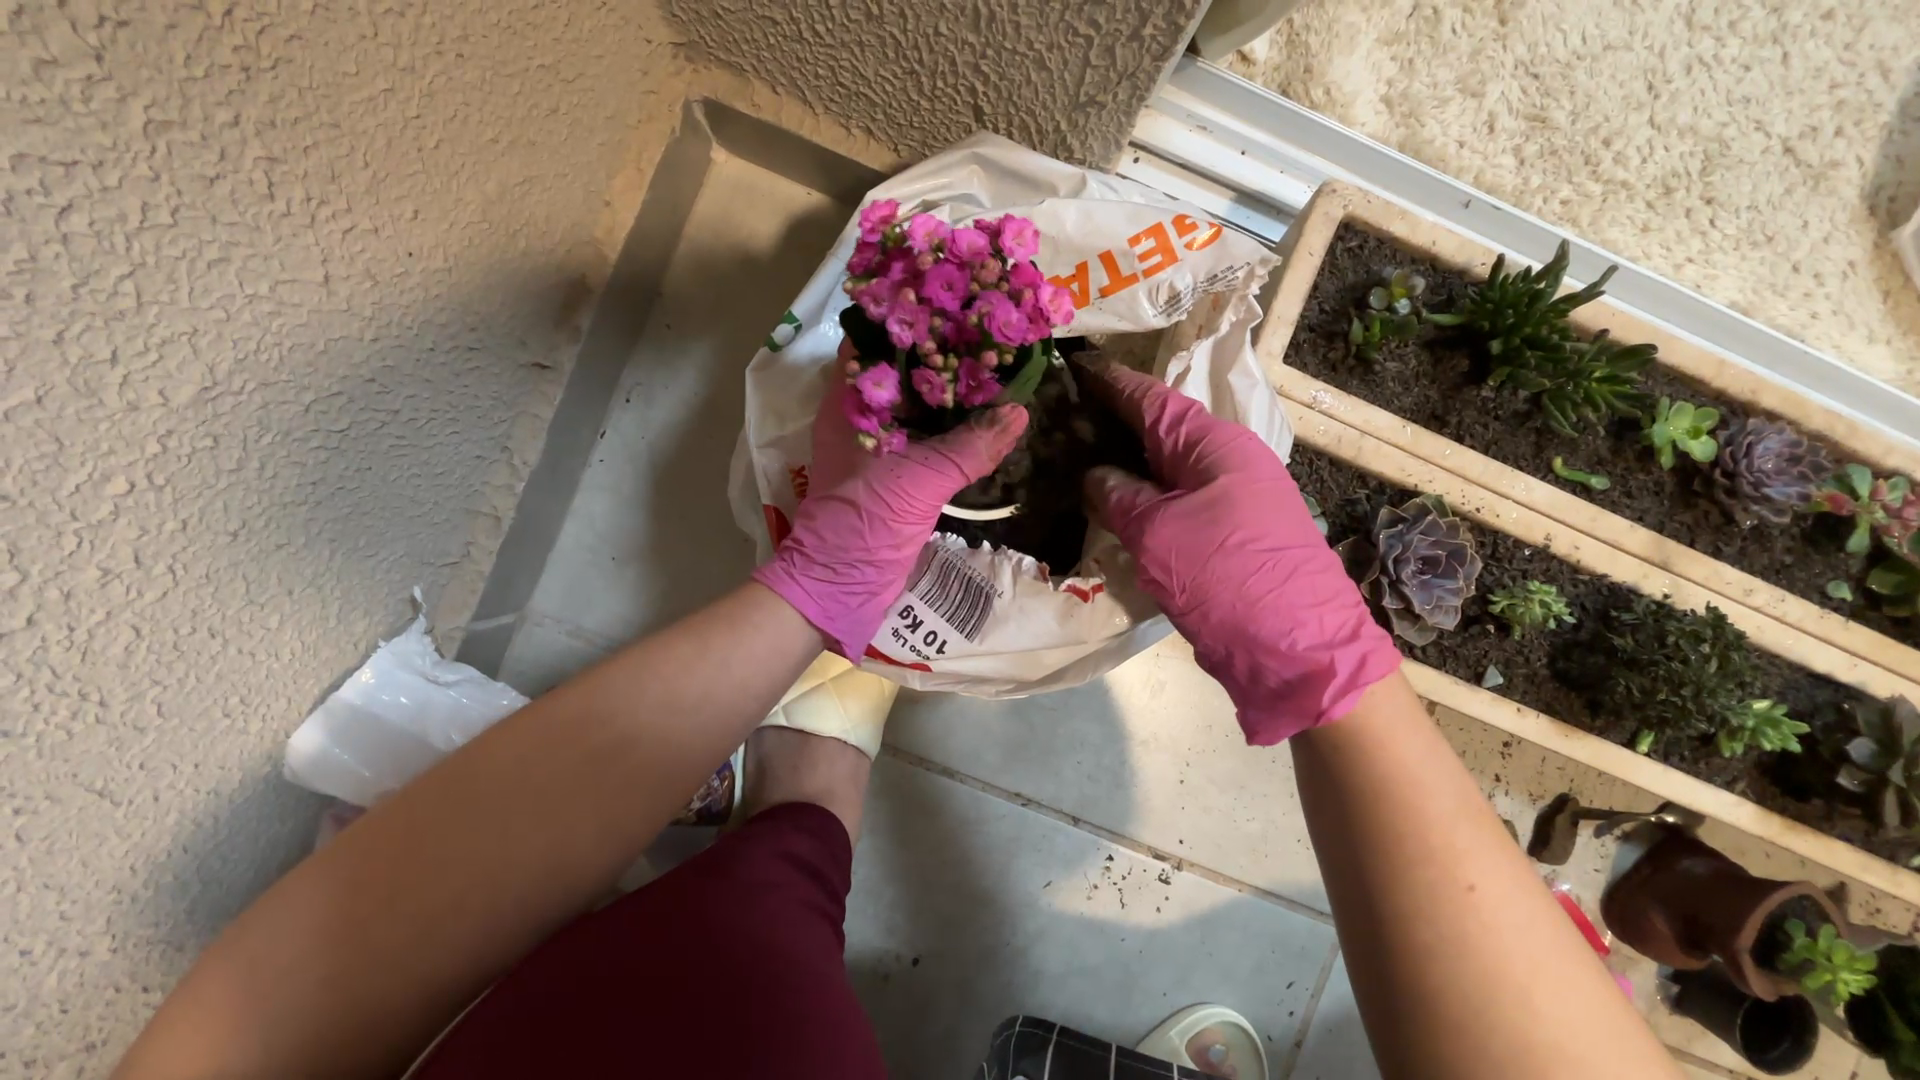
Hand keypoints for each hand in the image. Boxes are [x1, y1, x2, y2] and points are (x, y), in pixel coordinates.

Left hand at [754, 344, 1028, 657]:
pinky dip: (951, 427)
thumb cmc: (864, 525)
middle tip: (988, 327)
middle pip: (900, 368)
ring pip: (915, 403)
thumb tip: (1019, 412)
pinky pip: (925, 438)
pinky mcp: (893, 473)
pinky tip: (985, 419)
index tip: (953, 297)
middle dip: (940, 349)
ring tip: (995, 364)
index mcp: (848, 403)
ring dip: (949, 389)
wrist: (839, 588)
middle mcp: (858, 415)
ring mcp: (875, 445)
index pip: (874, 338)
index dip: (909, 315)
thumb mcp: (919, 481)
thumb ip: (969, 446)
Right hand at [1080, 361, 1400, 743]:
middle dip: (1110, 425)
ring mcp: (1230, 501)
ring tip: (1071, 462)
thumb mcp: (1158, 532)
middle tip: (1058, 421)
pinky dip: (1140, 503)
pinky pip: (1173, 505)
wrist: (1296, 649)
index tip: (1072, 367)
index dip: (1109, 383)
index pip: (1151, 398)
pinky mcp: (1227, 537)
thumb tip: (1093, 474)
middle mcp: (1226, 463)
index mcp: (1214, 445)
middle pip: (1159, 432)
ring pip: (1165, 472)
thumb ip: (1118, 495)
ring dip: (1123, 467)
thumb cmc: (1225, 577)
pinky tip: (1108, 510)